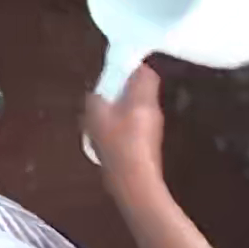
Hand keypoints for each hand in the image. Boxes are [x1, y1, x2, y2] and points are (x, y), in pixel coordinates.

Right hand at [83, 63, 167, 197]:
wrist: (133, 181)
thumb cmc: (116, 144)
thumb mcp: (96, 116)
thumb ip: (96, 99)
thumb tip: (97, 94)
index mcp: (143, 99)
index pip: (146, 73)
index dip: (133, 66)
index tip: (116, 67)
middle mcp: (152, 110)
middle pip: (141, 89)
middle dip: (123, 87)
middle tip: (103, 89)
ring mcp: (152, 127)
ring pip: (136, 105)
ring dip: (120, 104)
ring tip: (100, 111)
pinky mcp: (147, 141)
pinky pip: (134, 120)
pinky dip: (121, 119)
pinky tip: (106, 131)